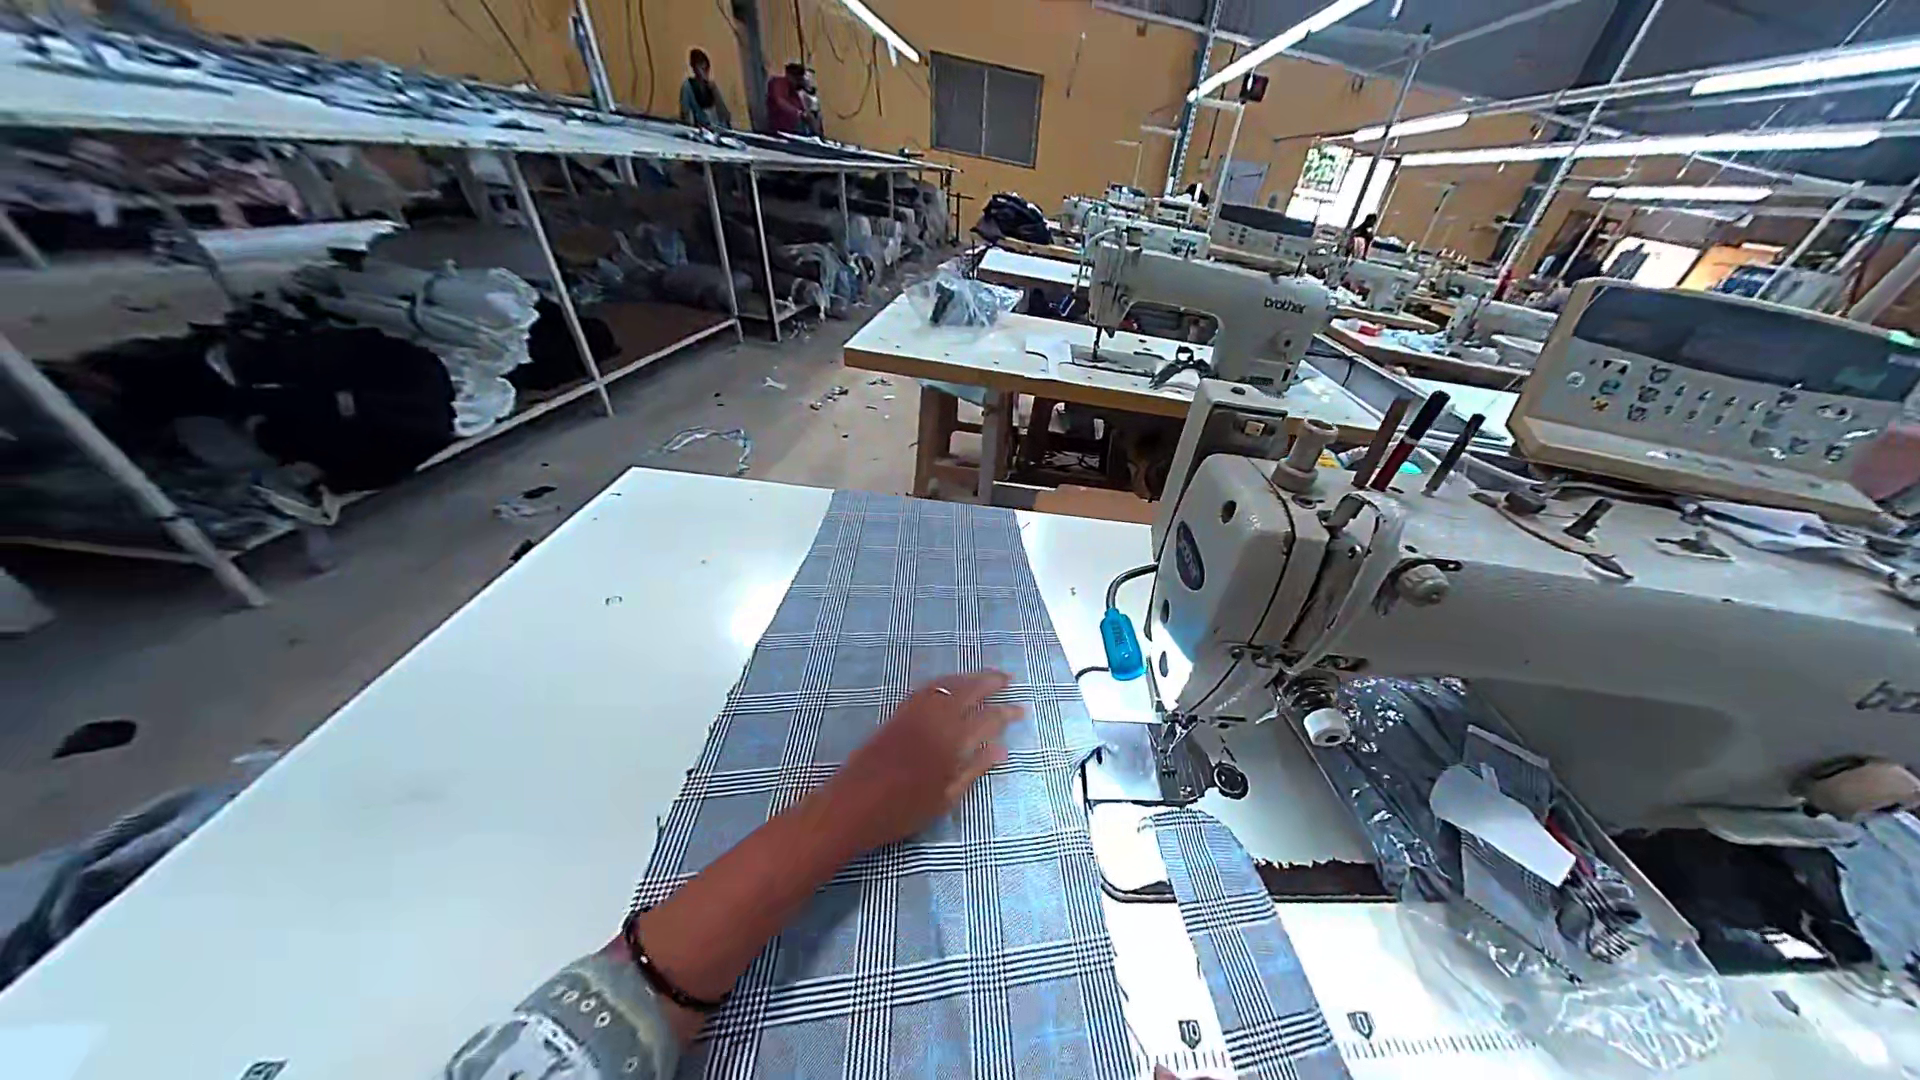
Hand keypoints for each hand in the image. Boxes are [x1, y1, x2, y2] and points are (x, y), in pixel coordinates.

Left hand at [818, 671, 1021, 852]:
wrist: (854, 803)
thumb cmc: (904, 809)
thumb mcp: (947, 797)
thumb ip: (975, 769)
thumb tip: (1001, 750)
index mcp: (954, 740)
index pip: (989, 718)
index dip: (1008, 713)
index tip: (1022, 710)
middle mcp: (938, 718)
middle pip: (970, 689)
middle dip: (991, 681)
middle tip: (1008, 678)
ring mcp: (917, 711)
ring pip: (949, 684)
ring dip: (969, 677)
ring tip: (985, 677)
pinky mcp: (899, 712)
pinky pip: (929, 688)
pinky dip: (946, 682)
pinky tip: (951, 685)